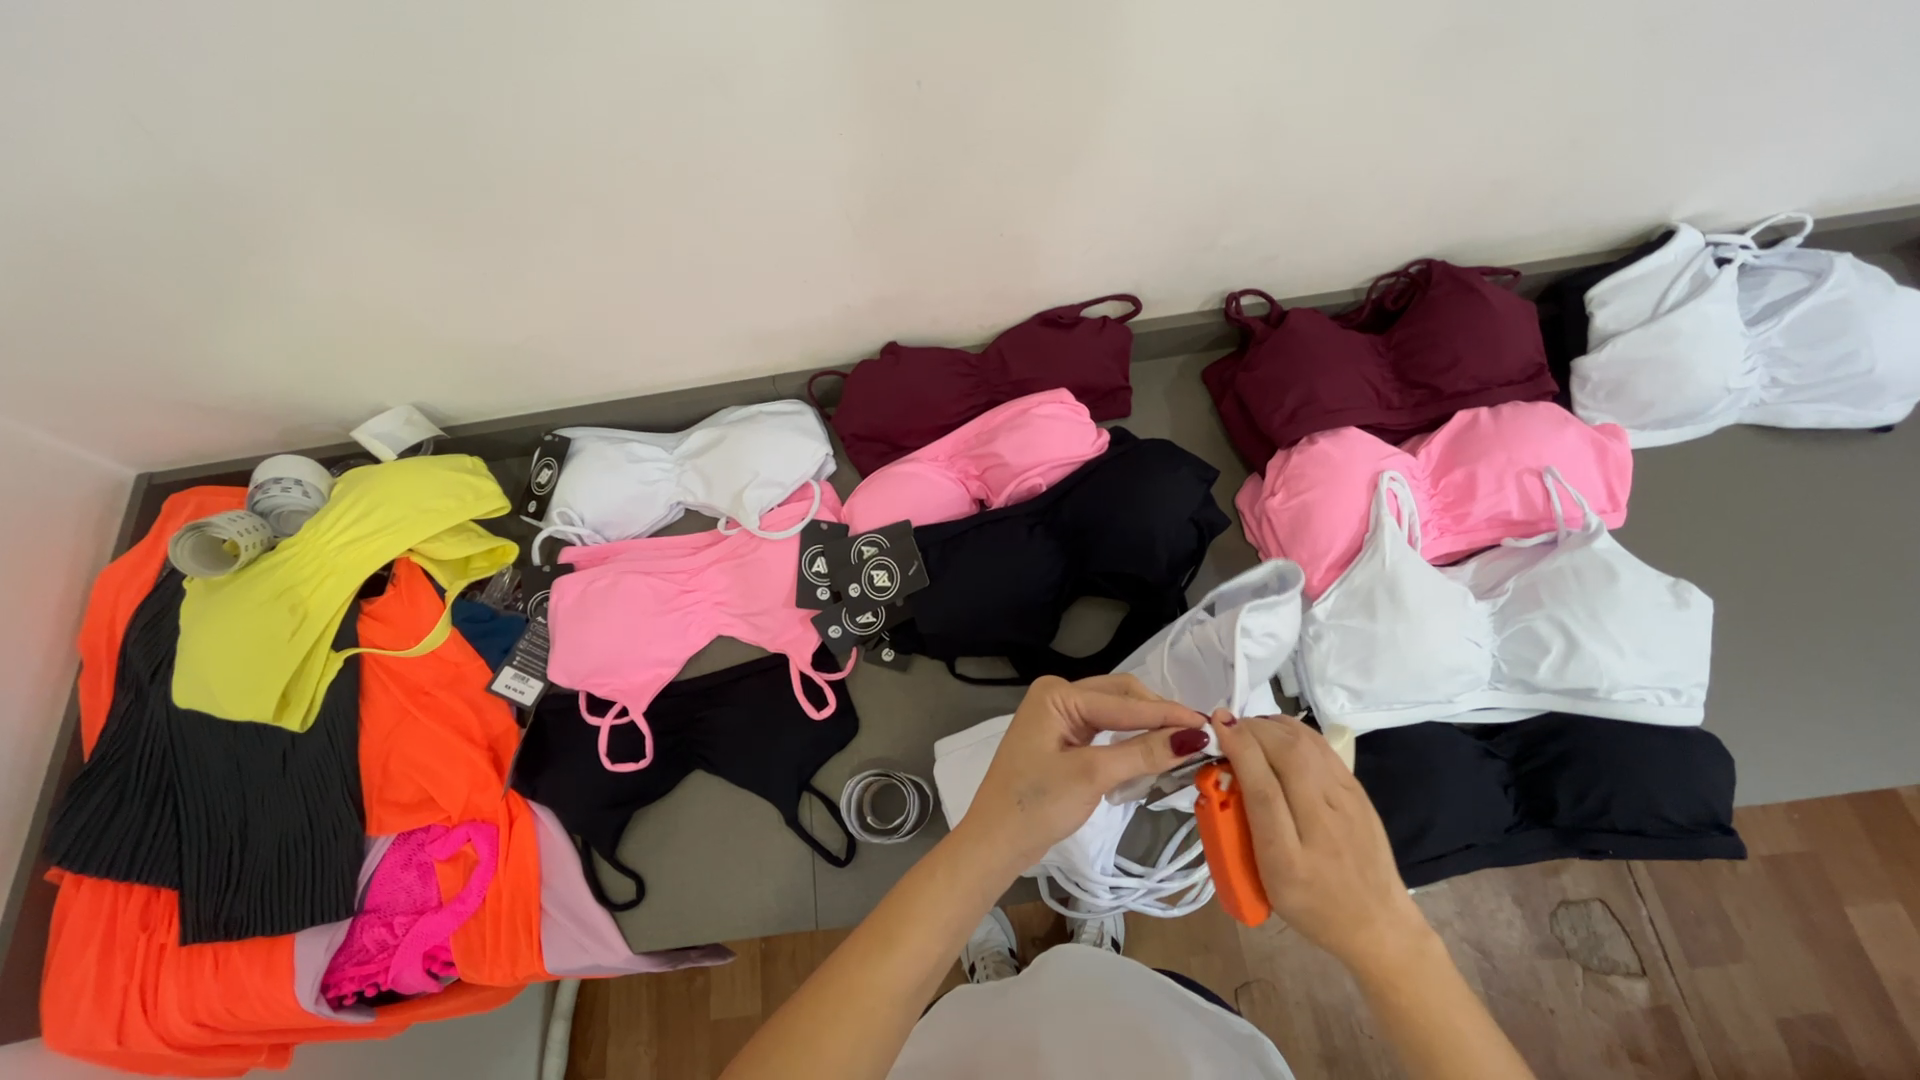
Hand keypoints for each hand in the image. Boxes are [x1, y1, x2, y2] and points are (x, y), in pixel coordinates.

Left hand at [957, 674, 1207, 870]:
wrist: (995, 843)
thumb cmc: (1036, 805)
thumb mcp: (1093, 776)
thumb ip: (1143, 753)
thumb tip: (1195, 736)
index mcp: (1056, 694)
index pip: (1124, 701)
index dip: (1168, 714)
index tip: (1209, 726)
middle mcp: (1057, 697)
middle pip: (1123, 699)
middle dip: (1158, 718)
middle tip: (1198, 739)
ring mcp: (1059, 719)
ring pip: (1117, 717)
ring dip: (1146, 732)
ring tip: (1181, 748)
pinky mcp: (1064, 742)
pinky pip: (1106, 735)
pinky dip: (1128, 746)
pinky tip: (1150, 758)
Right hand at [1213, 711, 1432, 971]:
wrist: (1378, 925)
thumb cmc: (1310, 907)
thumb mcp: (1266, 881)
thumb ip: (1244, 829)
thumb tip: (1225, 774)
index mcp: (1290, 859)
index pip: (1262, 789)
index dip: (1239, 750)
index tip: (1218, 726)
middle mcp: (1323, 827)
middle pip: (1288, 757)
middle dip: (1253, 730)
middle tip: (1228, 725)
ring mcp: (1349, 805)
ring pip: (1308, 746)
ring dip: (1273, 726)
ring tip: (1249, 727)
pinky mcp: (1360, 793)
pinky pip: (1323, 749)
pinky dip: (1295, 731)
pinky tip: (1278, 733)